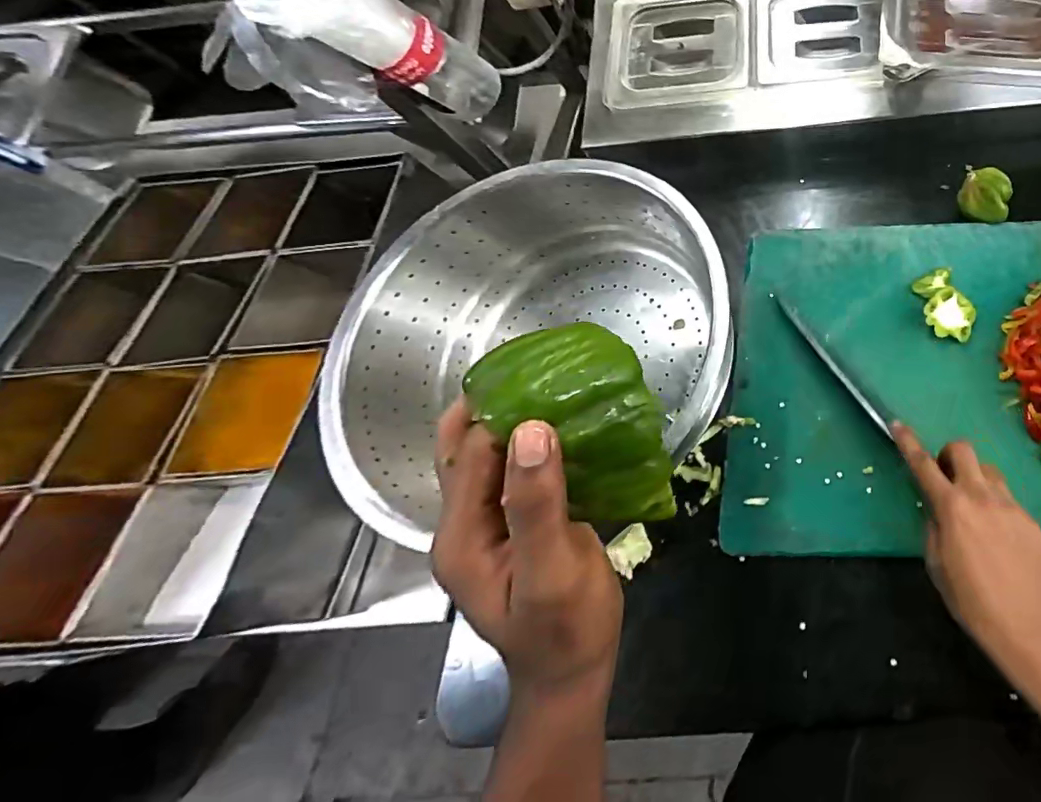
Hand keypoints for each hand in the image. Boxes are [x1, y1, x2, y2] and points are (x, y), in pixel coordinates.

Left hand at [431, 397, 621, 697]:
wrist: (576, 669)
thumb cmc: (563, 628)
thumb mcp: (550, 570)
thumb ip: (537, 503)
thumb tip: (533, 429)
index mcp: (462, 534)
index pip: (471, 453)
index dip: (502, 414)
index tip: (544, 377)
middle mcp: (470, 521)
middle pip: (471, 448)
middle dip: (501, 407)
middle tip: (546, 370)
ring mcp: (497, 521)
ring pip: (499, 457)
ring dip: (524, 422)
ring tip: (563, 386)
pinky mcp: (527, 522)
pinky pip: (528, 472)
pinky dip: (547, 445)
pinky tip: (578, 427)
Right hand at [894, 422, 1040, 801]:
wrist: (1030, 625)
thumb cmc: (973, 603)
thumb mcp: (938, 568)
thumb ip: (933, 530)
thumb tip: (936, 511)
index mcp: (952, 508)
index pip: (924, 465)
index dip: (908, 442)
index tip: (899, 425)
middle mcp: (981, 495)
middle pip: (963, 449)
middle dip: (948, 454)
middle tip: (944, 478)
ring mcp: (1009, 503)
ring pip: (988, 470)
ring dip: (974, 478)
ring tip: (972, 510)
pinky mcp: (1029, 517)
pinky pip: (1006, 497)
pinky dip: (994, 504)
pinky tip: (997, 537)